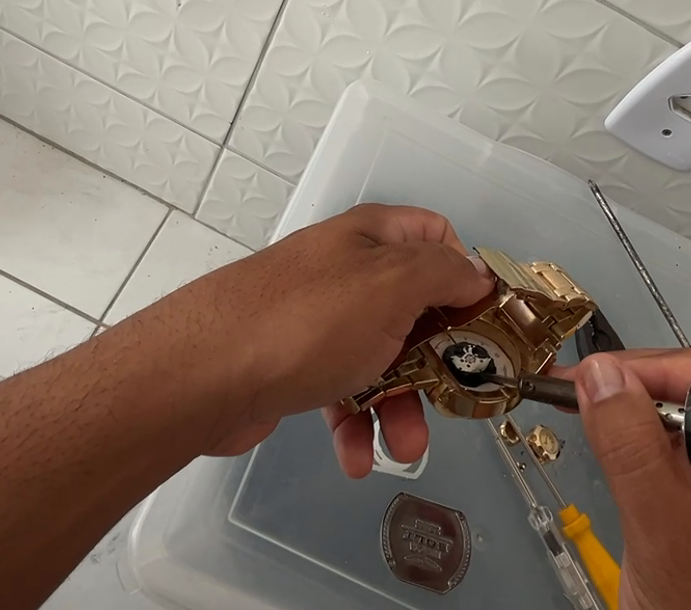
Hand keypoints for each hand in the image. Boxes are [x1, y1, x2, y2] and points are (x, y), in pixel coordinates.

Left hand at [131, 204, 490, 467]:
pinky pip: (343, 388)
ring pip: (384, 356)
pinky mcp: (296, 361)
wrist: (204, 371)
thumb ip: (444, 273)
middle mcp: (348, 268)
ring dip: (401, 403)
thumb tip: (477, 274)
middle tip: (460, 396)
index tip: (486, 323)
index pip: (438, 236)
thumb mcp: (392, 283)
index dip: (467, 274)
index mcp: (373, 236)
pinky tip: (355, 454)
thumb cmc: (309, 320)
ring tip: (402, 445)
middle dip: (441, 359)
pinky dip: (356, 422)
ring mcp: (320, 316)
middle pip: (417, 307)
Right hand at [575, 345, 690, 609]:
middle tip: (582, 392)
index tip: (599, 380)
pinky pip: (675, 444)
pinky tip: (605, 437)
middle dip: (642, 383)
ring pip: (686, 411)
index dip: (661, 370)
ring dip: (633, 405)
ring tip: (582, 407)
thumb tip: (598, 373)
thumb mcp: (669, 542)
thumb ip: (634, 454)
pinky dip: (635, 434)